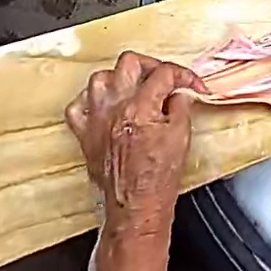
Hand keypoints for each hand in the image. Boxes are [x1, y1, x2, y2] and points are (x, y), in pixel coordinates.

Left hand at [66, 51, 205, 241]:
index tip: (191, 85)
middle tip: (163, 78)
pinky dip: (91, 101)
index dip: (184, 75)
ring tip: (135, 87)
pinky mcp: (85, 135)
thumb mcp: (182, 136)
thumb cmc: (159, 177)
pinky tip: (106, 106)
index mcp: (140, 108)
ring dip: (119, 78)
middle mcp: (114, 109)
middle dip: (151, 66)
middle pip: (129, 62)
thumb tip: (180, 91)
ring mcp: (96, 120)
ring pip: (100, 78)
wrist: (136, 207)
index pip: (164, 73)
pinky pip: (78, 106)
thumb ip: (181, 105)